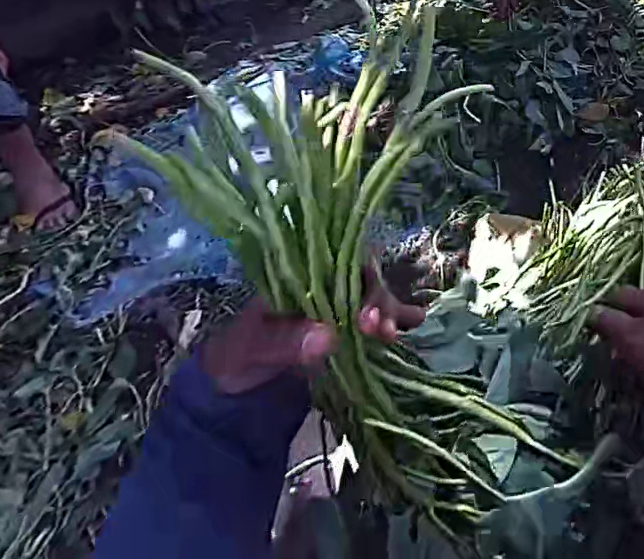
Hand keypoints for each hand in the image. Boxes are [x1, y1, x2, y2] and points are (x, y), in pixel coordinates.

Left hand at [202, 265, 424, 394]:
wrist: (230, 382)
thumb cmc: (237, 351)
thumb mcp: (253, 346)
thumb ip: (287, 340)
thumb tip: (329, 338)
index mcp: (302, 272)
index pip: (342, 261)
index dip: (361, 281)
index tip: (366, 317)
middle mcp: (325, 282)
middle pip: (364, 279)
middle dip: (378, 301)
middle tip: (381, 331)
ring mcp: (338, 304)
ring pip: (374, 297)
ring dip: (388, 313)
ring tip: (394, 336)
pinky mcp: (345, 328)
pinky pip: (374, 320)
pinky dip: (393, 322)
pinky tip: (413, 327)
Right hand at [588, 286, 643, 398]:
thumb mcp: (629, 335)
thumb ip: (609, 321)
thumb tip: (592, 311)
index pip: (620, 294)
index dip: (603, 306)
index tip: (588, 323)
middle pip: (635, 317)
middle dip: (618, 332)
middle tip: (602, 350)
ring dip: (632, 352)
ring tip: (619, 371)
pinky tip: (641, 382)